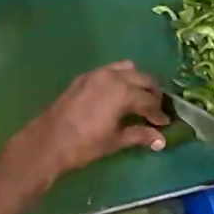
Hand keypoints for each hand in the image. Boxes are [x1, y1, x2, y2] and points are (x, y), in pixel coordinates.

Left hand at [5, 61, 170, 181]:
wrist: (48, 141)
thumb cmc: (84, 145)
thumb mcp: (115, 141)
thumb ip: (139, 135)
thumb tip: (161, 140)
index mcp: (123, 93)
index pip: (149, 101)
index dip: (158, 113)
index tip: (165, 123)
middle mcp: (113, 77)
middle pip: (143, 79)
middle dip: (152, 94)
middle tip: (156, 110)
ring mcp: (97, 74)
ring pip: (127, 69)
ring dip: (137, 81)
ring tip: (140, 97)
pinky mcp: (85, 77)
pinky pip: (110, 70)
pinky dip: (121, 77)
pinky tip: (119, 94)